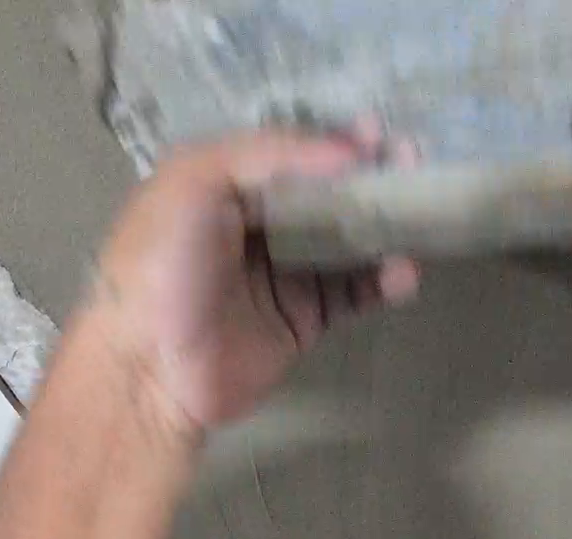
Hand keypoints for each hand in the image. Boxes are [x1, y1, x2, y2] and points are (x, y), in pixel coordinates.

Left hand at [84, 133, 420, 433]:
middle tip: (413, 167)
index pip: (291, 156)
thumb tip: (347, 153)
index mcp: (225, 188)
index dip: (335, 144)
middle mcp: (256, 229)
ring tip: (418, 218)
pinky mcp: (301, 323)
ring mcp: (281, 278)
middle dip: (370, 179)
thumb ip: (269, 153)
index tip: (379, 135)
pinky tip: (403, 273)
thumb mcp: (196, 181)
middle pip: (324, 197)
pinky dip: (381, 283)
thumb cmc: (163, 265)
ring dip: (383, 229)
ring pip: (345, 244)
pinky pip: (350, 296)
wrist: (152, 369)